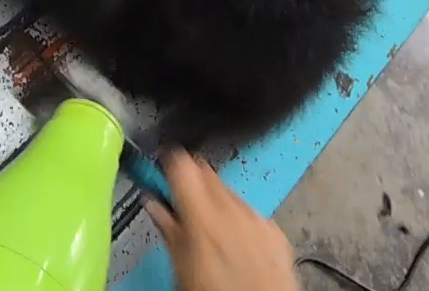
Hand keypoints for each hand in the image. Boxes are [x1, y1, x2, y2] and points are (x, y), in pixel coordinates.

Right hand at [146, 149, 299, 290]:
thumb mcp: (181, 266)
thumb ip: (168, 227)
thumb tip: (154, 205)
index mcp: (201, 214)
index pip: (181, 162)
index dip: (169, 162)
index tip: (162, 169)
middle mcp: (230, 207)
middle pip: (205, 171)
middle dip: (192, 180)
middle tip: (182, 200)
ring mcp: (255, 217)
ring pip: (228, 191)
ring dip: (217, 201)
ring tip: (211, 230)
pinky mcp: (274, 231)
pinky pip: (251, 211)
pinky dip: (240, 219)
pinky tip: (237, 243)